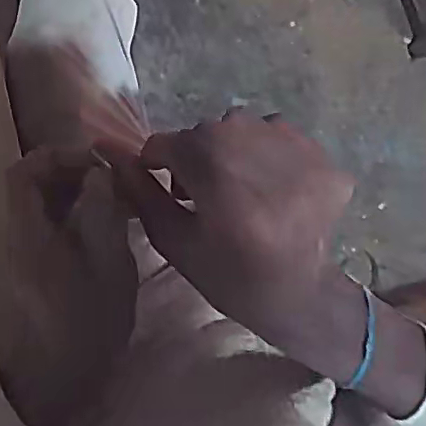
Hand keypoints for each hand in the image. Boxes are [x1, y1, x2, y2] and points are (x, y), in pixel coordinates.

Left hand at [0, 148, 137, 425]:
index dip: (58, 156)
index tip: (97, 162)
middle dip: (73, 172)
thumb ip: (103, 214)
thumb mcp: (107, 268)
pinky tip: (112, 227)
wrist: (54, 382)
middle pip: (35, 184)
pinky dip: (79, 215)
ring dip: (79, 193)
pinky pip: (54, 224)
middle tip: (115, 180)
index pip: (24, 171)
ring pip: (46, 203)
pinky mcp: (38, 266)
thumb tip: (99, 173)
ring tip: (121, 201)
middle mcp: (19, 234)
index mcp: (28, 230)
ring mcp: (26, 251)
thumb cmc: (84, 326)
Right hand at [107, 111, 355, 369]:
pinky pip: (273, 134)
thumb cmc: (228, 275)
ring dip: (228, 152)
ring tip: (238, 191)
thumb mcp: (172, 238)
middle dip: (193, 160)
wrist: (302, 297)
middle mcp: (253, 144)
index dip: (157, 168)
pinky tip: (269, 188)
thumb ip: (139, 189)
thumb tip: (106, 148)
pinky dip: (263, 155)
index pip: (163, 144)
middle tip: (203, 200)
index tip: (169, 195)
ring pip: (236, 128)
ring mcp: (293, 144)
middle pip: (200, 133)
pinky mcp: (319, 152)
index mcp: (213, 168)